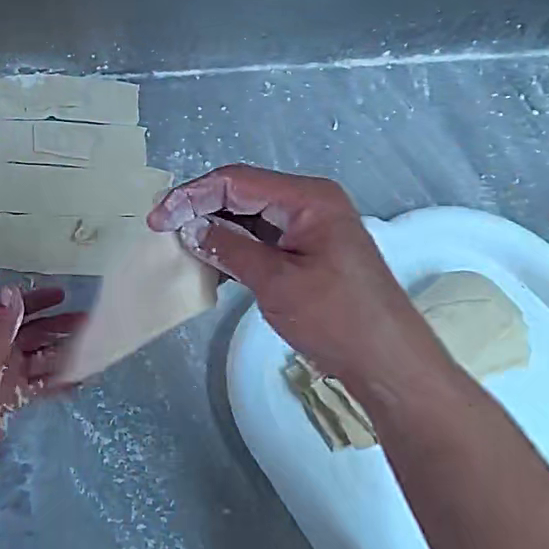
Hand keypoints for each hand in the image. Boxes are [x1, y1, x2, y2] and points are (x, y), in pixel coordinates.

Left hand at [0, 286, 82, 455]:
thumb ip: (2, 324)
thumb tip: (12, 289)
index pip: (17, 311)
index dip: (38, 301)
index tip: (63, 295)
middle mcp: (1, 350)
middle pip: (35, 333)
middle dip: (59, 326)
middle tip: (88, 323)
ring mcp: (10, 374)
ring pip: (42, 358)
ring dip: (64, 352)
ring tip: (90, 349)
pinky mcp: (16, 396)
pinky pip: (43, 383)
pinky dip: (60, 380)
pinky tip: (80, 380)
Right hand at [147, 164, 441, 388]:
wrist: (390, 366)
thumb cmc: (337, 320)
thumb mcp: (275, 282)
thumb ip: (229, 248)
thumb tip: (189, 229)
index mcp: (308, 199)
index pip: (235, 182)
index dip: (191, 195)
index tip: (158, 218)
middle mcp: (309, 203)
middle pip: (240, 193)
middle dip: (198, 208)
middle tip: (162, 227)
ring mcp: (308, 227)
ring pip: (246, 215)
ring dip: (212, 228)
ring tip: (177, 243)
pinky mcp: (305, 250)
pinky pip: (258, 237)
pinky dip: (231, 246)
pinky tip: (207, 261)